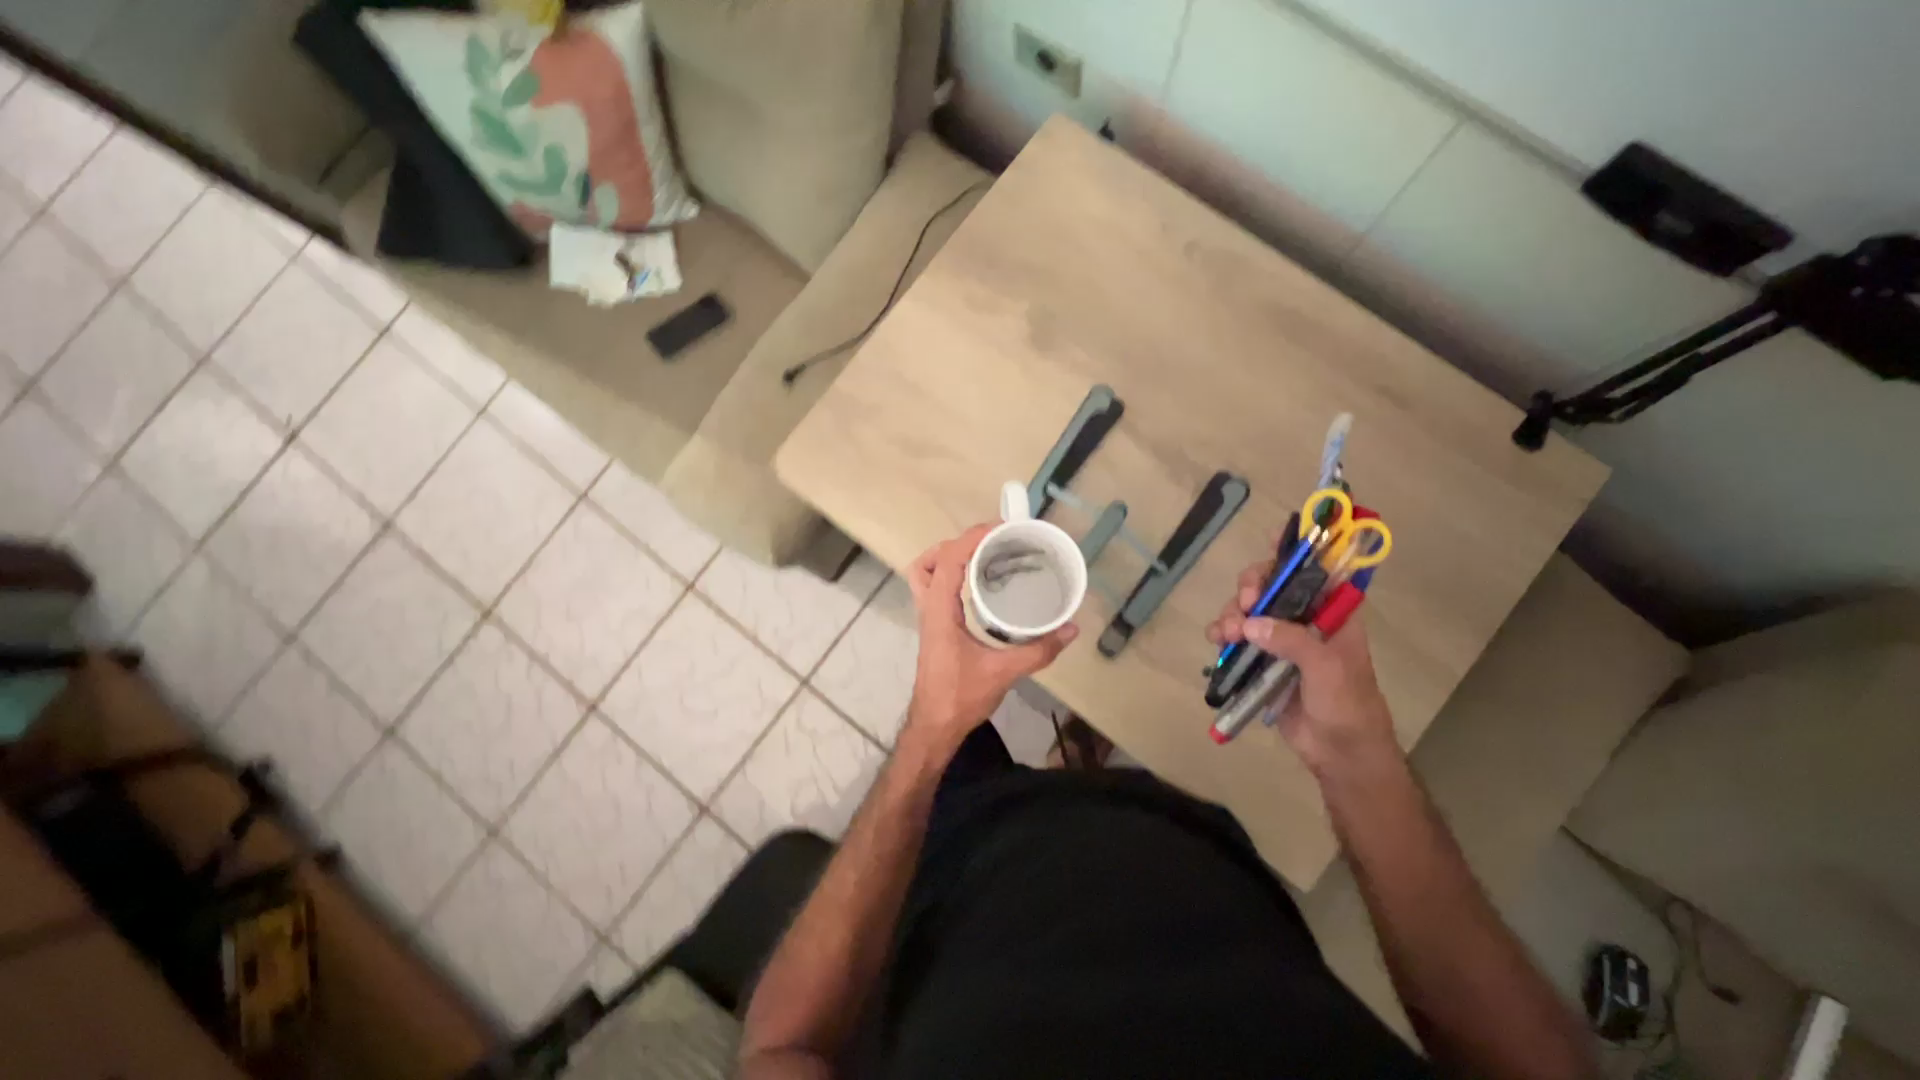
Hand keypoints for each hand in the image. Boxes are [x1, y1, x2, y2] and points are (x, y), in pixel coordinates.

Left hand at [904, 524, 1078, 748]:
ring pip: (926, 577)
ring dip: (949, 561)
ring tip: (982, 559)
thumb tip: (1070, 629)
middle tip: (988, 544)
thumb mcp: (1003, 672)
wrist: (935, 727)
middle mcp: (929, 610)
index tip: (1000, 528)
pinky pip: (938, 593)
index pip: (948, 561)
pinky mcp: (936, 632)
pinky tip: (982, 589)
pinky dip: (954, 580)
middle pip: (927, 563)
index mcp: (939, 612)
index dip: (971, 538)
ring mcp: (930, 621)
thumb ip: (1038, 651)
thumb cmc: (960, 697)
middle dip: (954, 546)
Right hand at [1205, 554, 1398, 777]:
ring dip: (1232, 614)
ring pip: (1250, 611)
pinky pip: (1238, 640)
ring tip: (1225, 634)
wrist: (1340, 754)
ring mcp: (1282, 641)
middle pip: (1272, 586)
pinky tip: (1217, 644)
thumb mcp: (1326, 667)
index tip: (1272, 538)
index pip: (1314, 570)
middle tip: (1246, 605)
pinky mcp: (1263, 663)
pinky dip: (1223, 636)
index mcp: (1332, 614)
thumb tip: (1249, 624)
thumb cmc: (1347, 705)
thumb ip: (1291, 640)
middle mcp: (1305, 621)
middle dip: (1253, 588)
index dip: (1296, 550)